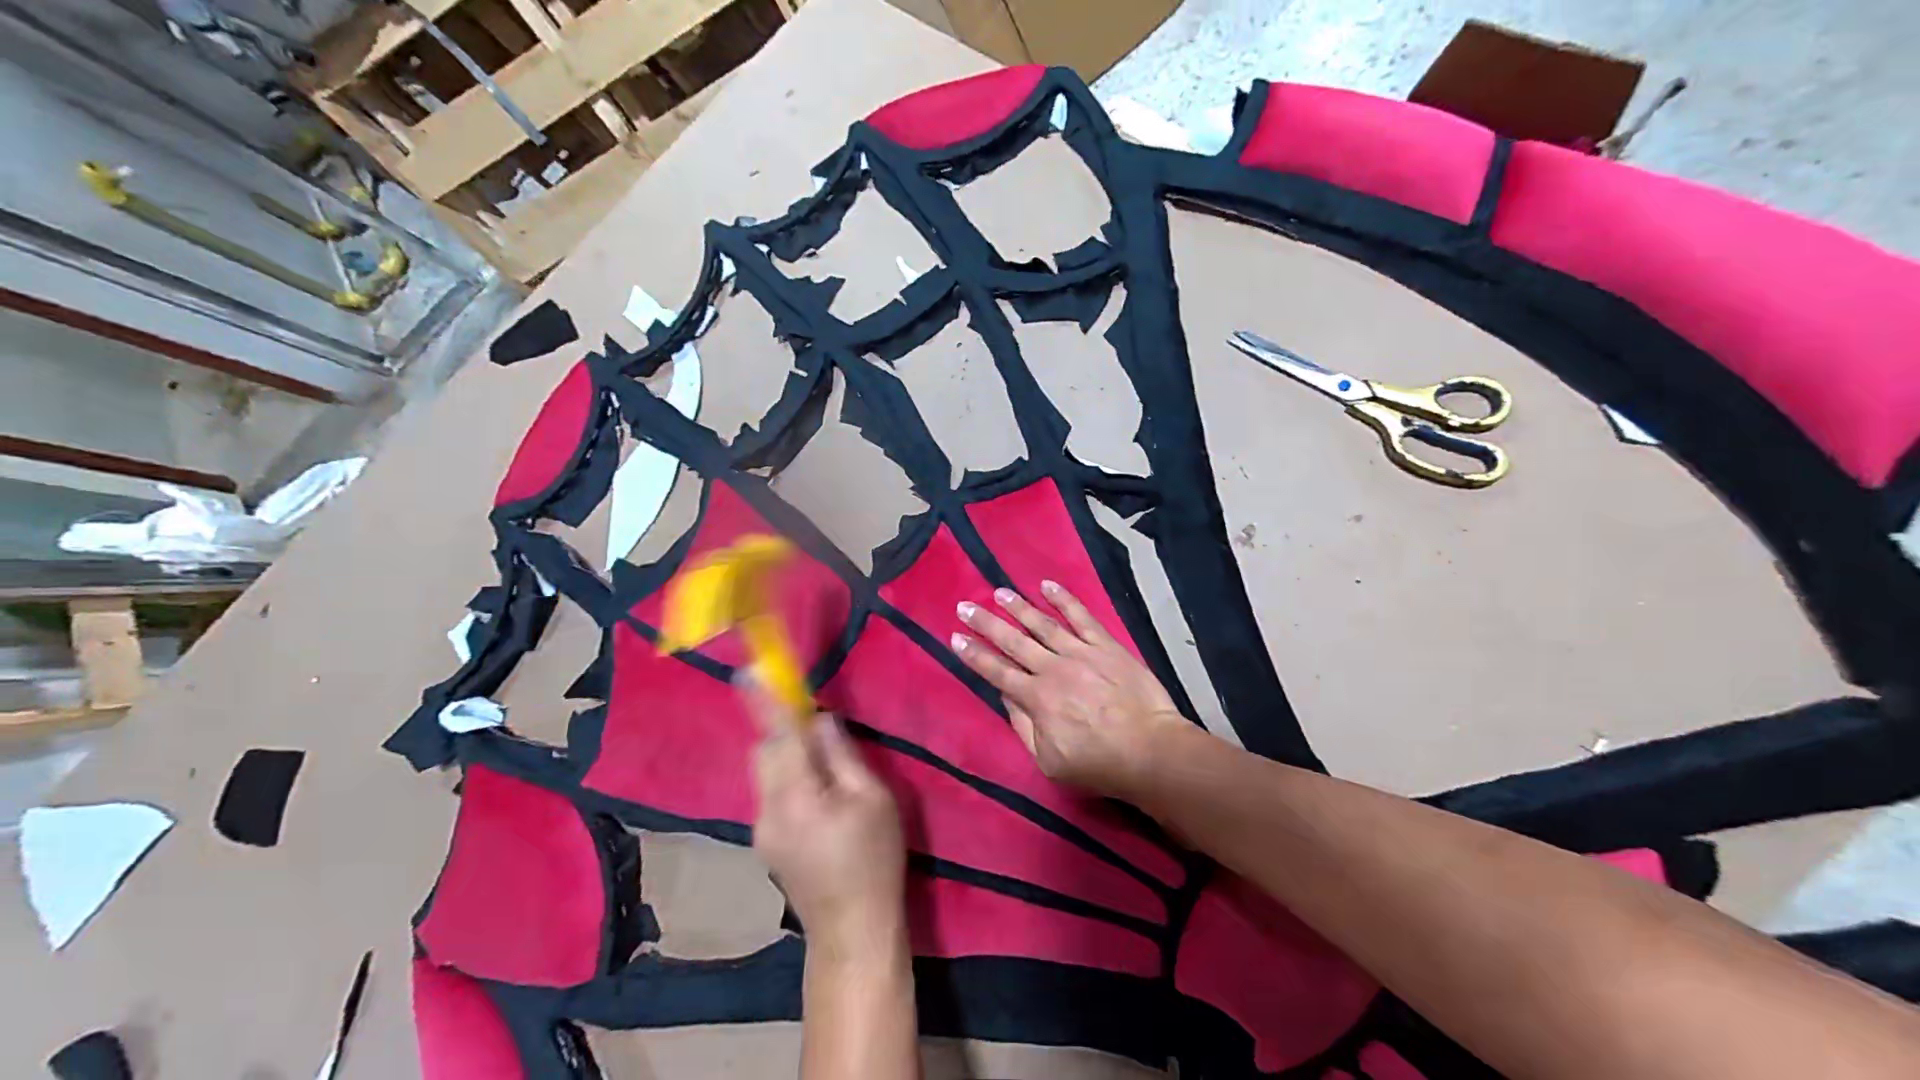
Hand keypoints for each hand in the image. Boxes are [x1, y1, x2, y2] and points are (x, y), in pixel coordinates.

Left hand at [742, 677, 907, 962]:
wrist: (852, 930)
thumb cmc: (873, 858)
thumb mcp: (873, 799)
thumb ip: (842, 755)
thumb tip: (820, 721)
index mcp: (796, 795)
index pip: (778, 736)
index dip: (766, 702)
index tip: (749, 671)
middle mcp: (767, 809)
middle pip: (764, 752)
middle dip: (785, 735)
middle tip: (822, 739)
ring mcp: (761, 830)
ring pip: (765, 773)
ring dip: (789, 760)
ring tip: (828, 779)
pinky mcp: (765, 843)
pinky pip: (772, 795)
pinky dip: (790, 783)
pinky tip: (820, 807)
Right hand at [950, 580, 1186, 795]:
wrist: (1150, 751)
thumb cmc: (1098, 763)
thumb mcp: (1049, 760)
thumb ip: (1024, 726)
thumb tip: (1006, 697)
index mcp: (1036, 699)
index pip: (997, 672)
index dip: (974, 655)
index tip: (955, 638)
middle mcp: (1052, 669)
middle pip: (1013, 641)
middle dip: (986, 623)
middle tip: (965, 606)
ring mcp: (1080, 653)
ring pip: (1043, 624)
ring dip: (1018, 607)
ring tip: (999, 592)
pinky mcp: (1106, 646)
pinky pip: (1081, 617)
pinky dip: (1064, 600)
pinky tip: (1048, 586)